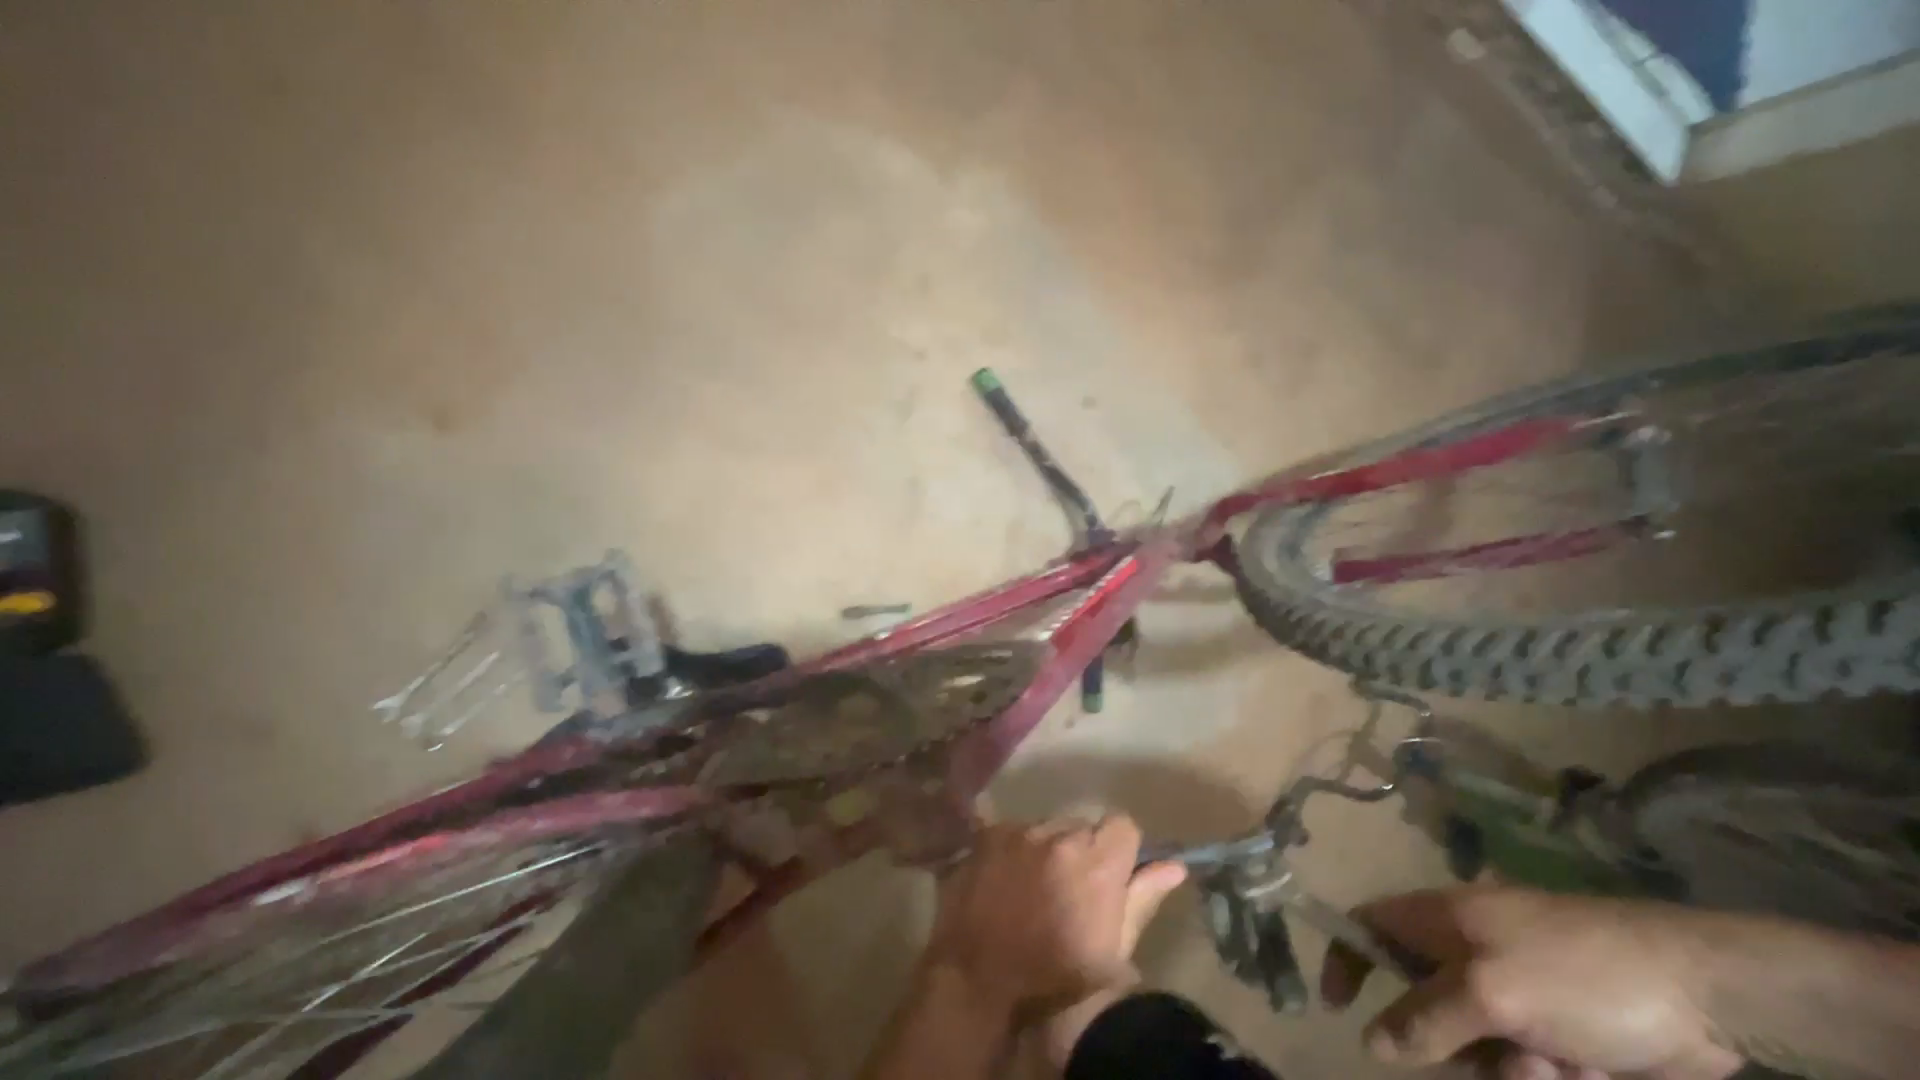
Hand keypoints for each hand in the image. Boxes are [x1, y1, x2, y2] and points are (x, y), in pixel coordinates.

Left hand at [925, 816, 1185, 1017]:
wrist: (977, 980)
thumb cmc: (1053, 977)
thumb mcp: (1111, 951)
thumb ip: (1141, 900)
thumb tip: (1174, 866)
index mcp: (1098, 862)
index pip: (1123, 825)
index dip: (1121, 849)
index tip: (1113, 875)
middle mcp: (1060, 834)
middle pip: (1082, 826)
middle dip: (1083, 850)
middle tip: (1070, 888)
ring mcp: (1019, 831)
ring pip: (1046, 827)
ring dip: (1047, 849)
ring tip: (1032, 886)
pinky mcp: (985, 836)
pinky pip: (1012, 831)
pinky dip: (1014, 849)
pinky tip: (1005, 878)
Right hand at [1322, 886, 1743, 1079]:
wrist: (1706, 996)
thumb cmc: (1582, 975)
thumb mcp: (1491, 994)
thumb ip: (1425, 1018)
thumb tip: (1371, 1042)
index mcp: (1443, 922)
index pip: (1368, 925)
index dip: (1346, 958)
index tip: (1341, 1009)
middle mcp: (1471, 956)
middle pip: (1422, 1009)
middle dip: (1456, 1049)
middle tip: (1498, 1055)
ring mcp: (1517, 997)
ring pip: (1476, 1051)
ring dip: (1513, 1073)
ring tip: (1562, 1071)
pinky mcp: (1558, 1034)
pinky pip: (1525, 1069)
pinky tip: (1589, 1075)